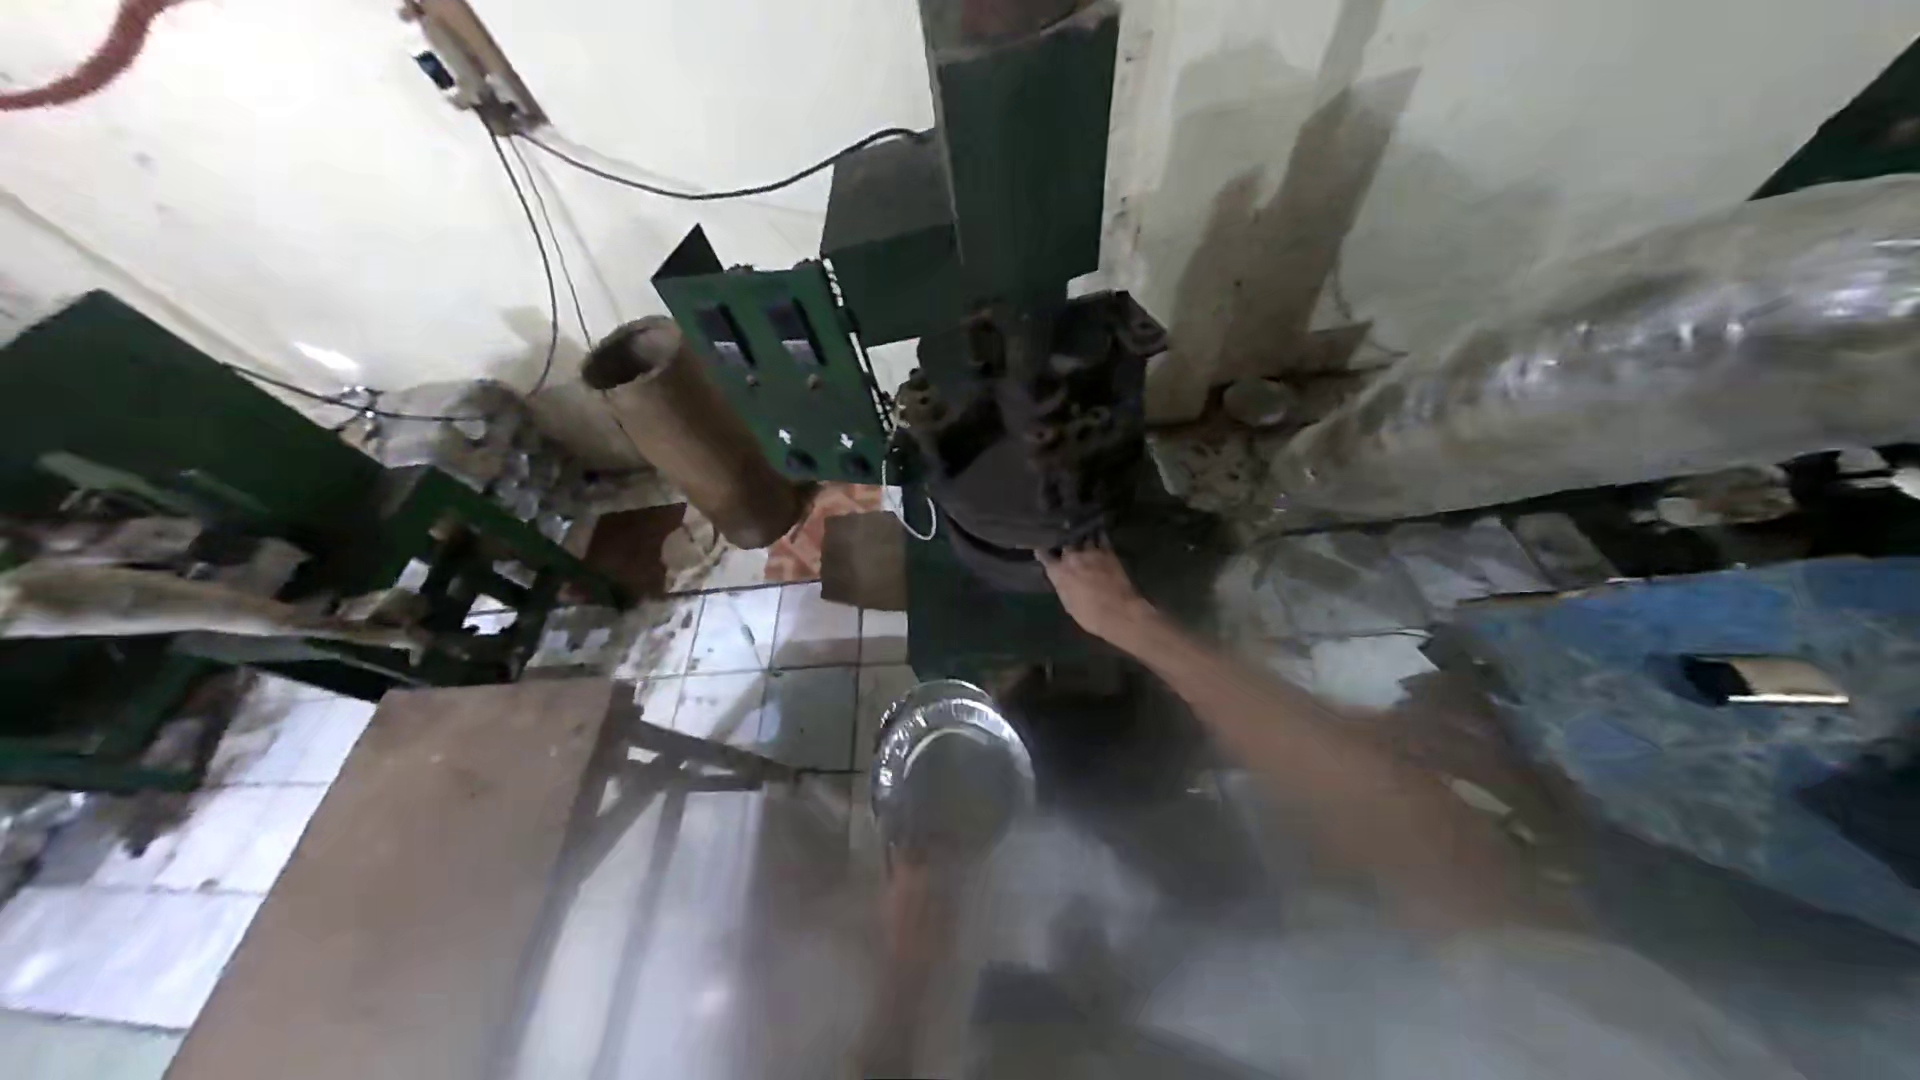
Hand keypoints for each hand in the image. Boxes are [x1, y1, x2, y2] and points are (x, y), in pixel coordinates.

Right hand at [1037, 541, 1160, 647]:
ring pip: (1082, 537)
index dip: (1043, 552)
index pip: (1044, 555)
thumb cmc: (1091, 616)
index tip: (1042, 550)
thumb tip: (1062, 579)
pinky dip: (1098, 535)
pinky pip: (1101, 537)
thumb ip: (1063, 586)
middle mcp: (1072, 558)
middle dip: (1064, 545)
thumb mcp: (1069, 604)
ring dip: (1081, 539)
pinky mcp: (1107, 551)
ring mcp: (1090, 552)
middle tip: (1066, 547)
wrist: (1119, 612)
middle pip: (1064, 544)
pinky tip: (1098, 534)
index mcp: (1059, 572)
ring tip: (1082, 537)